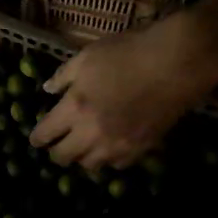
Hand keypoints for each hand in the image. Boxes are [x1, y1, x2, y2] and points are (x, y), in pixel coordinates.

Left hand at [28, 17, 217, 169]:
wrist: (180, 59)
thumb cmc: (128, 52)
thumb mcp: (86, 57)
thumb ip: (63, 76)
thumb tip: (47, 89)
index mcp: (74, 108)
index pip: (45, 134)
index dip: (37, 138)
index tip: (36, 138)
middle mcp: (92, 132)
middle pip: (64, 157)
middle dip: (56, 152)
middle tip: (57, 145)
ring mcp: (119, 142)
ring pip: (91, 165)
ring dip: (82, 158)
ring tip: (83, 148)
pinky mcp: (145, 146)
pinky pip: (119, 165)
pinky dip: (110, 160)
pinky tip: (110, 148)